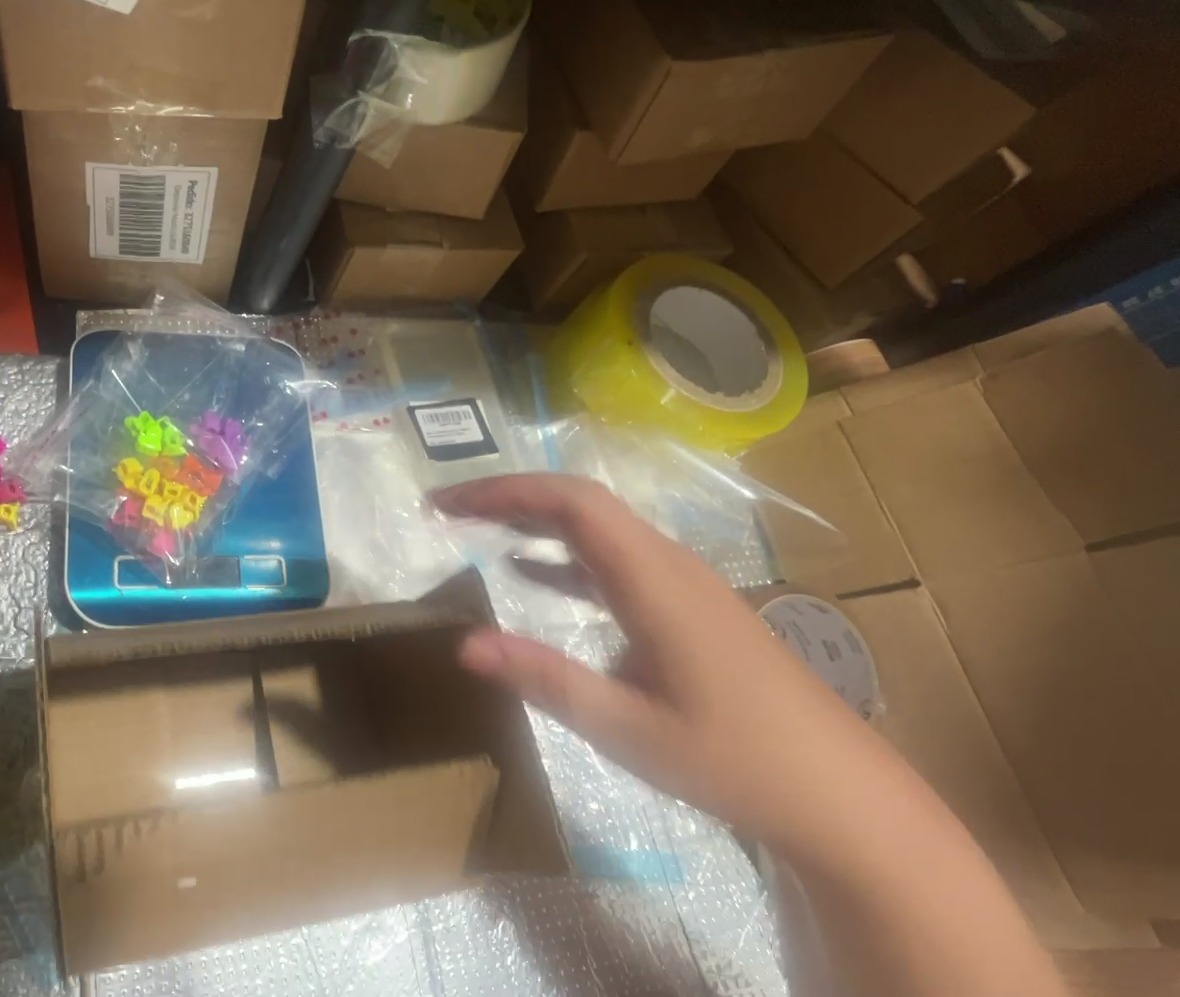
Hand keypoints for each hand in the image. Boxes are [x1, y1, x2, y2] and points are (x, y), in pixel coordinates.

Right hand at [432, 474, 901, 860]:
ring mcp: (685, 586)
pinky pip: (616, 562)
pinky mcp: (690, 609)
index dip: (504, 491)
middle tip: (446, 510)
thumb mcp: (625, 728)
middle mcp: (670, 566)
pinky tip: (532, 573)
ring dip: (536, 522)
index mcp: (654, 580)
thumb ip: (544, 678)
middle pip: (583, 504)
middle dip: (510, 498)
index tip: (446, 504)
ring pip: (600, 530)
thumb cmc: (732, 760)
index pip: (571, 503)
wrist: (840, 795)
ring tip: (476, 529)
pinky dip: (566, 556)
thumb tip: (464, 645)